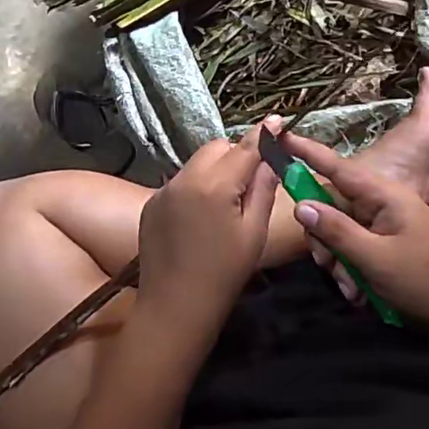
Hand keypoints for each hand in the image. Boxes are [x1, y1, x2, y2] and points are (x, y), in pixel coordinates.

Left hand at [134, 132, 278, 353]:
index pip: (244, 148)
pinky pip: (179, 182)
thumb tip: (270, 157)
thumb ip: (262, 189)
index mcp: (214, 185)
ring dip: (214, 170)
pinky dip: (195, 187)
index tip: (277, 121)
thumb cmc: (224, 275)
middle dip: (235, 156)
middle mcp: (184, 179)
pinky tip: (200, 218)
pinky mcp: (151, 203)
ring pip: (196, 163)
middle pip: (216, 148)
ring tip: (225, 203)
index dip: (263, 133)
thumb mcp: (253, 233)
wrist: (174, 307)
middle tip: (250, 182)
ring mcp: (163, 190)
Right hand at [280, 131, 428, 324]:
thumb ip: (335, 230)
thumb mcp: (374, 258)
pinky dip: (348, 265)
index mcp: (384, 195)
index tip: (282, 135)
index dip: (308, 151)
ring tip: (351, 287)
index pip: (338, 167)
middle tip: (326, 264)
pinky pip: (349, 243)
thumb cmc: (421, 281)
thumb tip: (301, 205)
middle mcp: (381, 201)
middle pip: (331, 205)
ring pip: (337, 228)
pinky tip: (357, 289)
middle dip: (323, 237)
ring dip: (337, 258)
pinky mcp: (381, 239)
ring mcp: (381, 221)